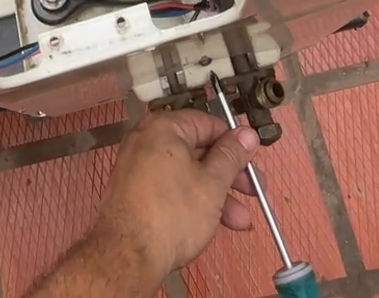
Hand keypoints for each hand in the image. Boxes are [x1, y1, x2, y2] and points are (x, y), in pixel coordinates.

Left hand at [90, 109, 262, 277]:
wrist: (127, 256)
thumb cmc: (165, 217)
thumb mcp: (212, 183)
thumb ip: (232, 156)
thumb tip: (245, 135)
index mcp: (164, 127)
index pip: (208, 123)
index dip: (233, 143)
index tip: (250, 158)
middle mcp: (147, 140)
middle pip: (198, 149)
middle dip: (229, 175)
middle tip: (251, 189)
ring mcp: (138, 165)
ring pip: (187, 172)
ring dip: (216, 194)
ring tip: (238, 218)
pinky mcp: (135, 190)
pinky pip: (171, 186)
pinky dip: (193, 199)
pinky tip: (213, 221)